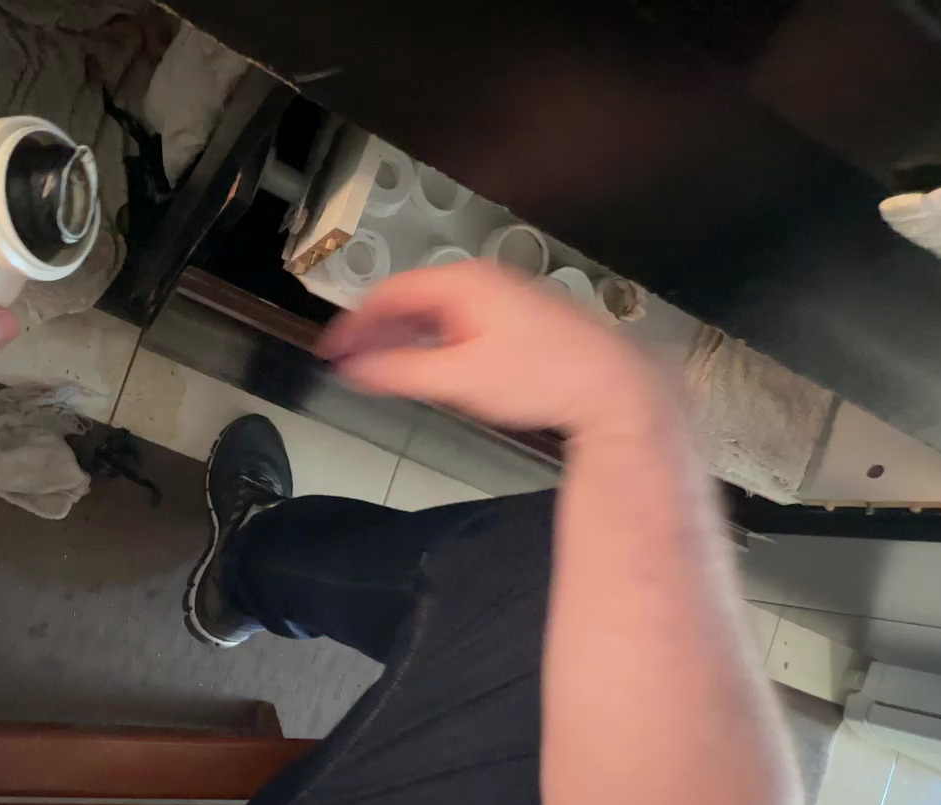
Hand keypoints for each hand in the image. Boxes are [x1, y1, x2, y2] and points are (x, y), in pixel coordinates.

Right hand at [315, 260, 680, 440]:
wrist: (609, 386)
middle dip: (373, 332)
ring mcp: (495, 298)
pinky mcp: (507, 319)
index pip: (387, 294)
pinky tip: (420, 365)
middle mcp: (478, 282)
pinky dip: (426, 341)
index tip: (331, 348)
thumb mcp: (460, 378)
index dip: (353, 323)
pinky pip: (451, 322)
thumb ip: (400, 370)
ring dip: (399, 338)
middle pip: (407, 300)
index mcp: (462, 284)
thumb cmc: (546, 376)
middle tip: (346, 361)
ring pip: (430, 312)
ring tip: (375, 367)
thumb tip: (357, 367)